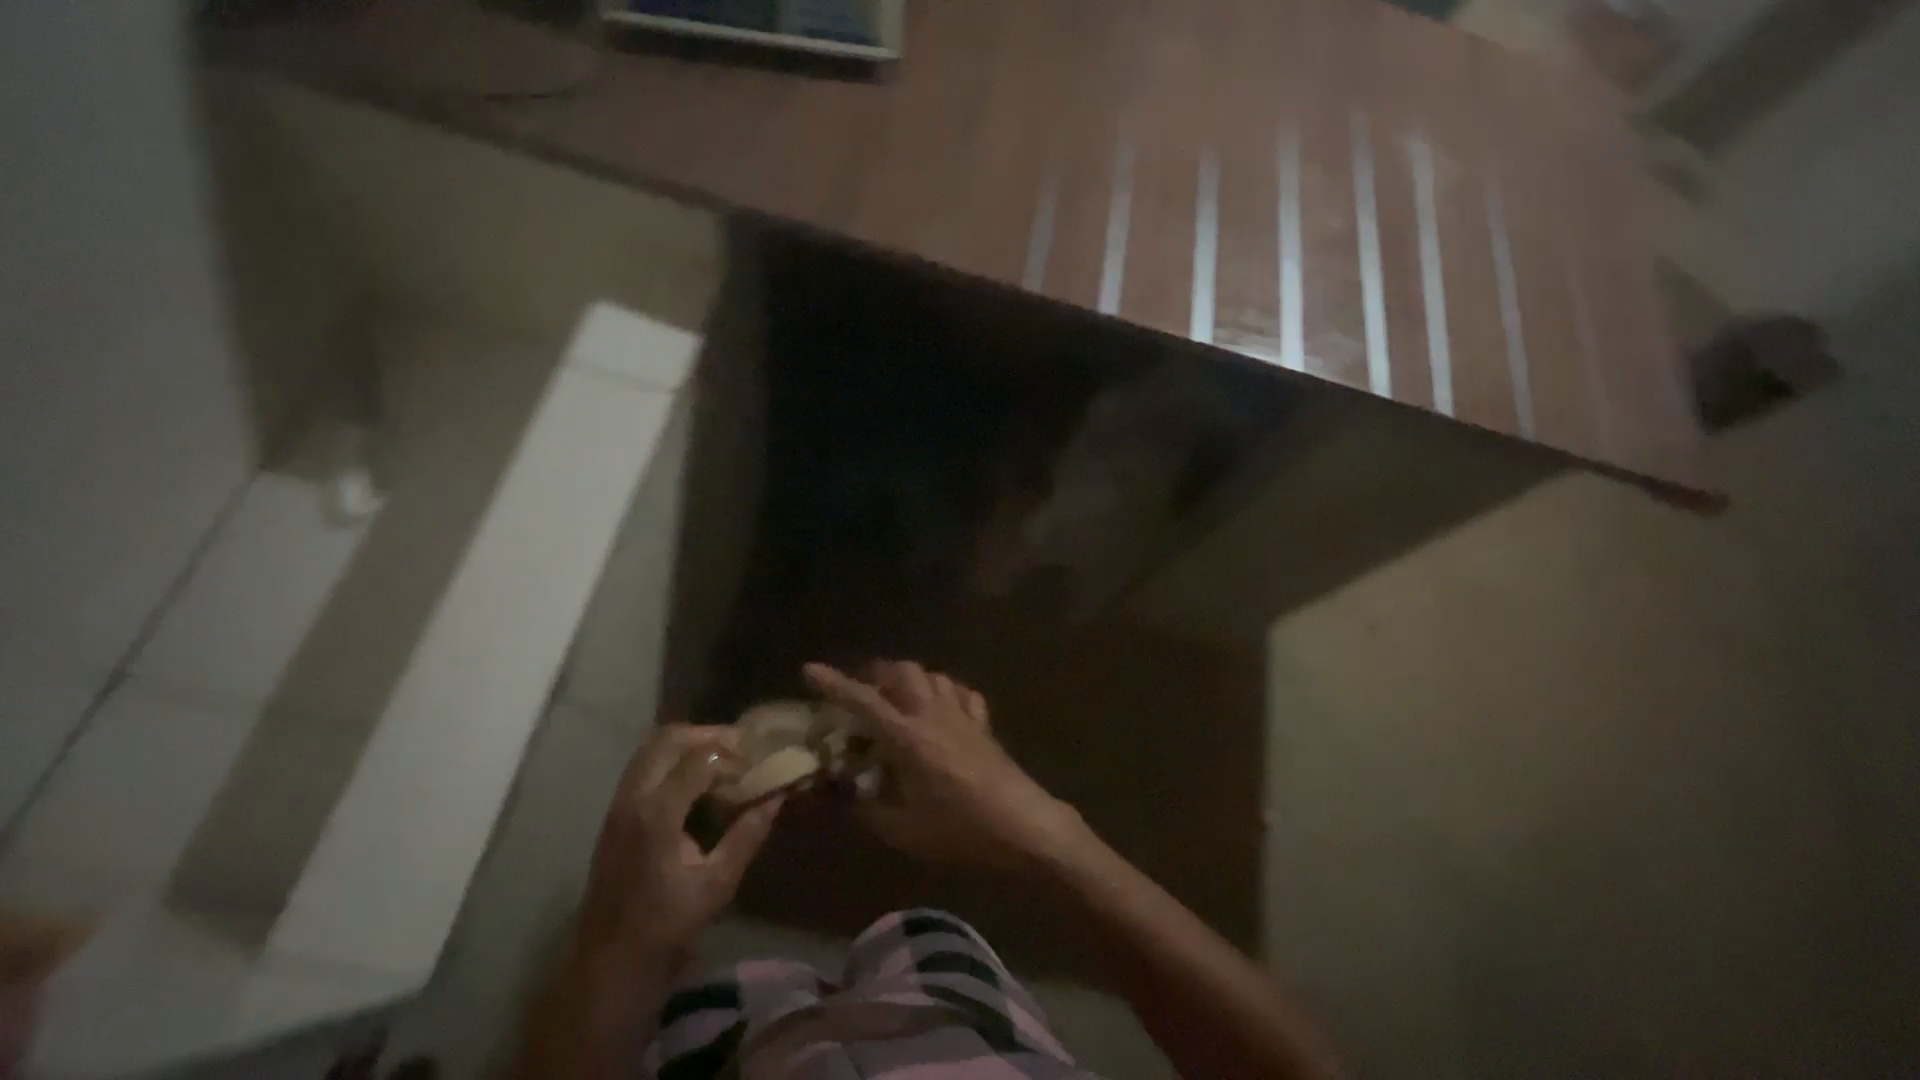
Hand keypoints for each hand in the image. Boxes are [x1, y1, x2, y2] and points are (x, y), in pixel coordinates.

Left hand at [578, 725, 782, 964]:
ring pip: (651, 747)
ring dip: (687, 744)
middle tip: (741, 748)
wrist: (612, 958)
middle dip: (708, 735)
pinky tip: (696, 782)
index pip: (700, 758)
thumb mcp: (718, 882)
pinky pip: (642, 766)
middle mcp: (633, 797)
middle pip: (668, 738)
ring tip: (721, 760)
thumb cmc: (668, 924)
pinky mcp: (614, 813)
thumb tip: (776, 797)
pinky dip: (671, 760)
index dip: (733, 756)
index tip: (757, 768)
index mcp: (658, 813)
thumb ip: (748, 834)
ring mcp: (618, 803)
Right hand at [803, 661, 1092, 870]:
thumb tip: (844, 797)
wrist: (1022, 825)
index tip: (810, 669)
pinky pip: (961, 693)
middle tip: (860, 691)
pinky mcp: (983, 725)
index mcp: (907, 737)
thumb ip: (868, 810)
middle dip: (876, 674)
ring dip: (909, 678)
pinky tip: (940, 707)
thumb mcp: (904, 830)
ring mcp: (962, 716)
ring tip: (896, 697)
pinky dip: (944, 691)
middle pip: (902, 672)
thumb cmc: (960, 829)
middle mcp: (933, 715)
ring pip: (932, 675)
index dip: (835, 684)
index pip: (863, 701)